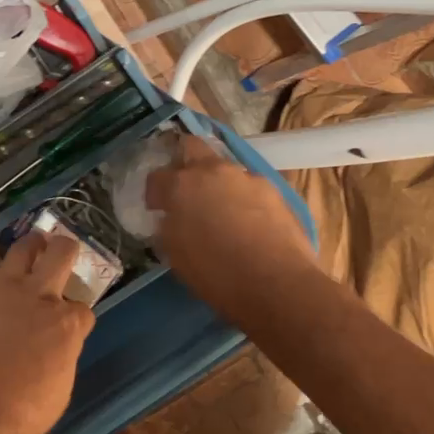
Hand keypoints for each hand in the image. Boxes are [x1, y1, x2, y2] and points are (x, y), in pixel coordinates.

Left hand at [0, 232, 95, 433]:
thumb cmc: (19, 411)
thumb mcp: (59, 390)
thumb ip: (61, 354)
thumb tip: (58, 344)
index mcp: (64, 324)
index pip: (82, 308)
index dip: (78, 316)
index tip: (73, 322)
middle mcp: (37, 295)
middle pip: (59, 254)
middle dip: (66, 248)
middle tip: (64, 245)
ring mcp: (1, 287)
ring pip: (22, 248)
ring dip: (32, 245)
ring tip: (34, 243)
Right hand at [147, 134, 320, 327]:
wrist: (279, 285)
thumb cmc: (217, 273)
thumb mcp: (175, 255)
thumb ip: (168, 227)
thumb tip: (172, 218)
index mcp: (181, 185)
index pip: (157, 177)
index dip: (154, 193)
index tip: (157, 209)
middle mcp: (213, 171)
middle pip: (192, 147)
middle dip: (184, 162)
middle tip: (186, 189)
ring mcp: (247, 178)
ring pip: (225, 170)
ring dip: (218, 183)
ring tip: (223, 211)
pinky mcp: (275, 192)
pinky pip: (251, 188)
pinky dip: (244, 199)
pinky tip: (249, 222)